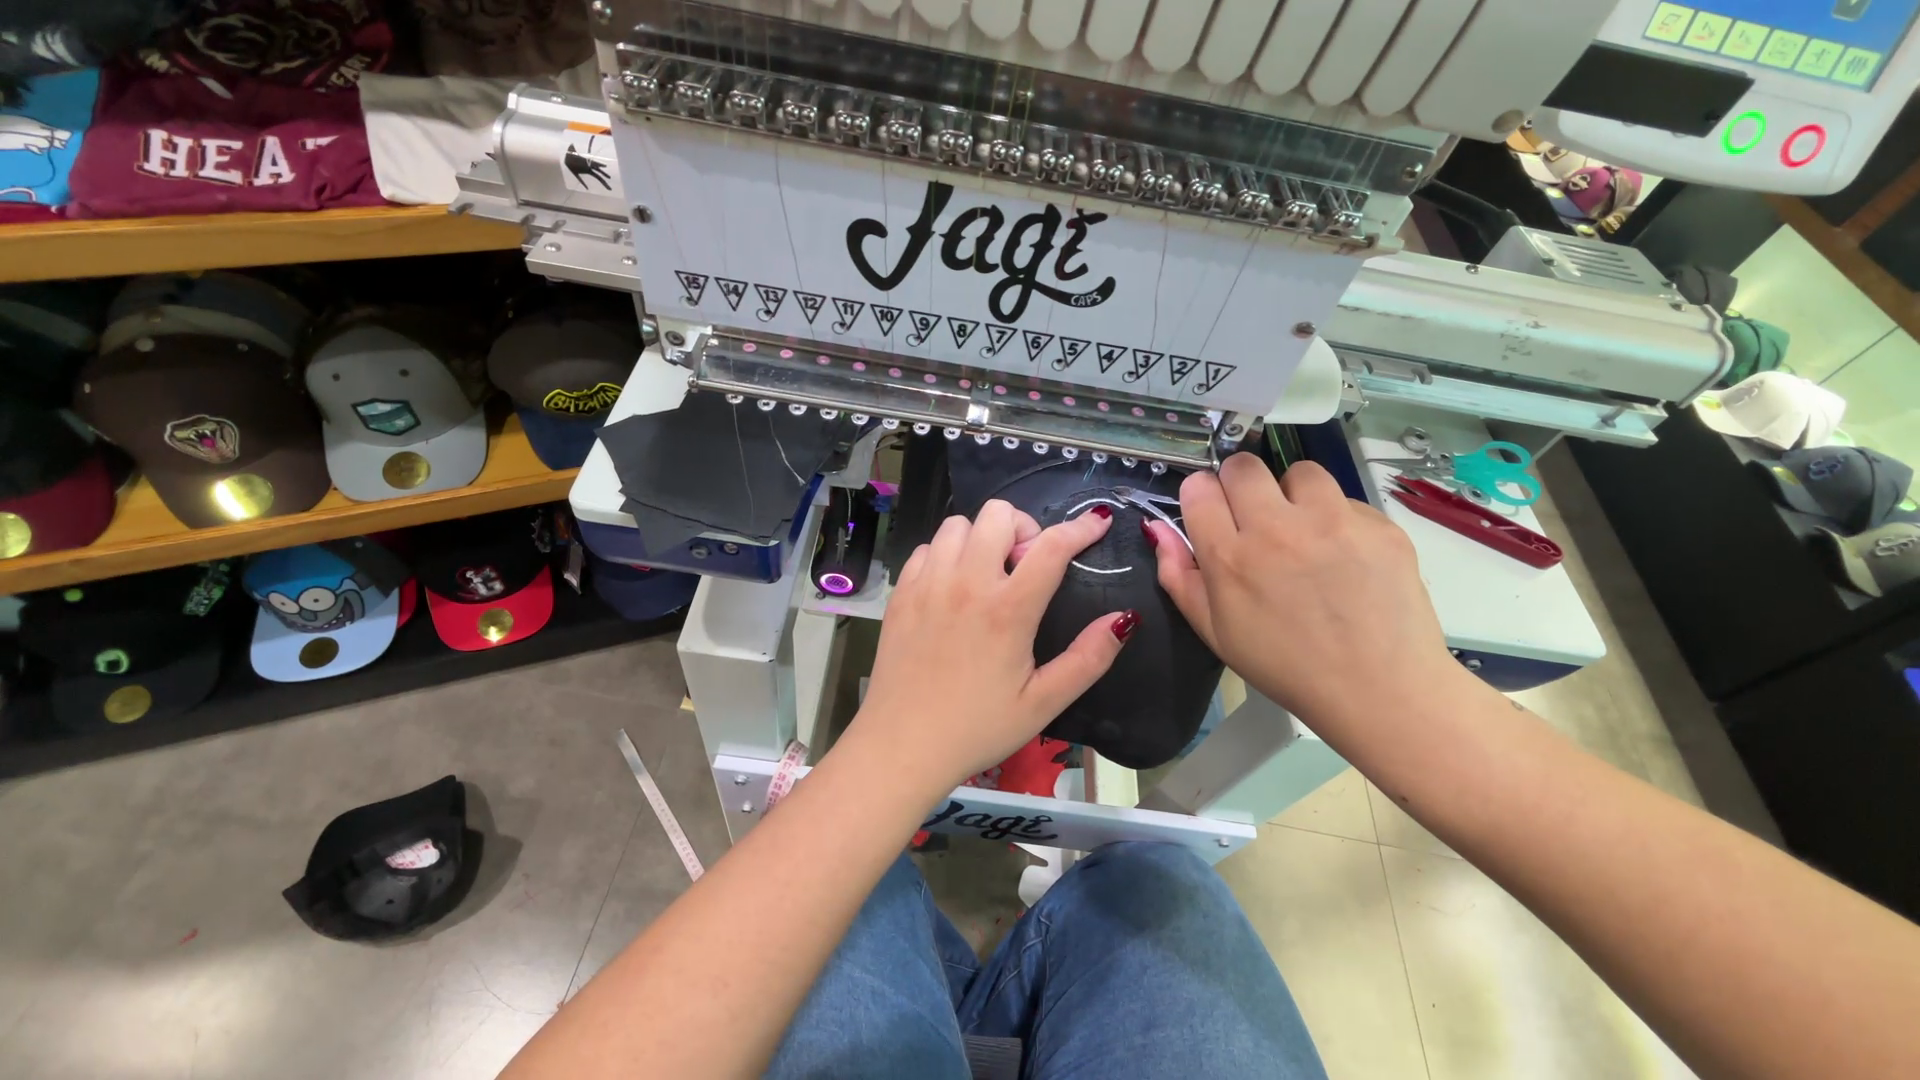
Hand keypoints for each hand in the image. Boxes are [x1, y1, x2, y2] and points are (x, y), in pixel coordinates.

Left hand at [844, 500, 1134, 795]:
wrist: (902, 747)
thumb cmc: (978, 728)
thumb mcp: (1043, 703)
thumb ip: (1088, 658)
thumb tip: (1123, 618)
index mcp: (1007, 610)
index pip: (1051, 545)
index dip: (1081, 527)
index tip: (1098, 524)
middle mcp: (965, 584)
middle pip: (998, 515)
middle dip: (1023, 528)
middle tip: (1027, 565)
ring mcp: (927, 584)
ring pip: (958, 523)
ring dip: (981, 538)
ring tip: (988, 573)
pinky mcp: (901, 594)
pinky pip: (927, 548)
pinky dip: (947, 555)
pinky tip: (953, 588)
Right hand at [1145, 454, 1458, 726]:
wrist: (1379, 690)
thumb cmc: (1286, 666)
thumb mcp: (1215, 632)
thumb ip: (1179, 575)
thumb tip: (1158, 528)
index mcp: (1230, 558)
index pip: (1199, 488)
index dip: (1202, 497)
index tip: (1213, 513)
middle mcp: (1277, 529)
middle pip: (1244, 466)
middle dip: (1240, 484)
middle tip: (1255, 516)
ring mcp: (1333, 522)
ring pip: (1298, 473)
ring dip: (1293, 494)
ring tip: (1305, 532)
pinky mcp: (1379, 525)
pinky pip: (1347, 501)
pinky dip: (1339, 520)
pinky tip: (1345, 558)